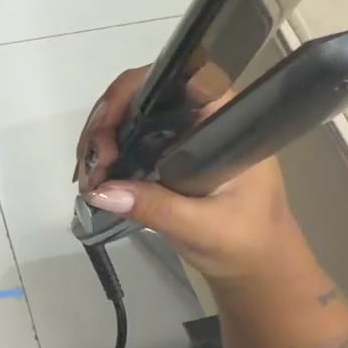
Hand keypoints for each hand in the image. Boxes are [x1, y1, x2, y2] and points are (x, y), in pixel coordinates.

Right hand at [74, 66, 304, 281]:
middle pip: (142, 96)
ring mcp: (181, 137)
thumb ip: (155, 207)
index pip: (177, 78)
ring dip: (99, 141)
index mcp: (225, 121)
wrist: (258, 270)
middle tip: (91, 163)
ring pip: (128, 119)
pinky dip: (103, 156)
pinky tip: (93, 180)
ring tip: (89, 177)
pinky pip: (126, 141)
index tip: (106, 124)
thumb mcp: (202, 227)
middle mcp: (202, 119)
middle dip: (106, 122)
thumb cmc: (247, 243)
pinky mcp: (166, 156)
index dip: (135, 90)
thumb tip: (100, 191)